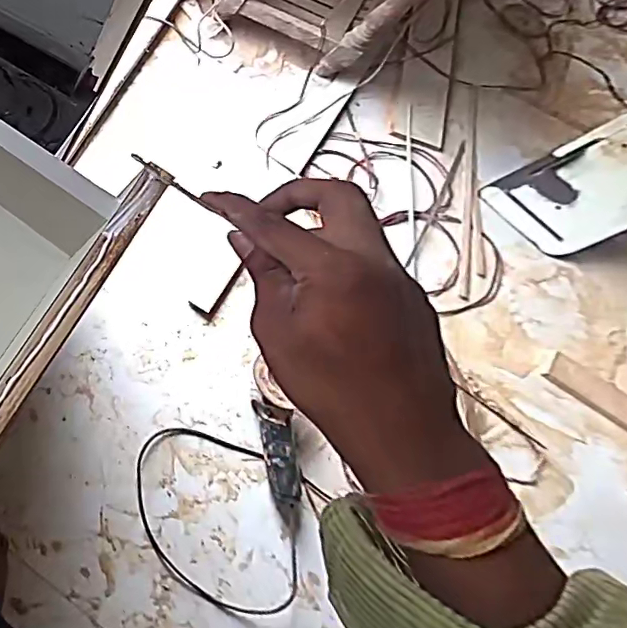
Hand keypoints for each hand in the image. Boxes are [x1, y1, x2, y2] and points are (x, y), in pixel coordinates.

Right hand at [197, 178, 488, 493]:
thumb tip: (247, 243)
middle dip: (292, 192)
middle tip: (263, 210)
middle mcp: (375, 264)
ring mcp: (398, 277)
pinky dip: (334, 254)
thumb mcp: (275, 330)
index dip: (236, 207)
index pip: (273, 223)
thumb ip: (262, 276)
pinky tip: (312, 286)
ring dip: (314, 225)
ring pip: (354, 222)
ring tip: (282, 258)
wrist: (402, 435)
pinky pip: (367, 254)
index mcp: (336, 271)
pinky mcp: (408, 295)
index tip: (217, 199)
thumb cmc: (339, 393)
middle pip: (336, 192)